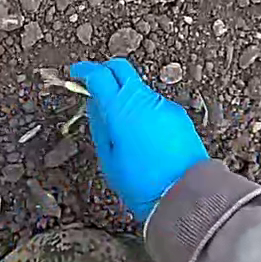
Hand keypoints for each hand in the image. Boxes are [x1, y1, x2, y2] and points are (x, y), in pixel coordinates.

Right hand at [69, 58, 208, 220]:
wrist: (183, 193)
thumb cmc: (144, 184)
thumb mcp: (109, 159)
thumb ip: (100, 127)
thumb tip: (94, 105)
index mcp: (121, 110)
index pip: (99, 75)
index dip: (85, 71)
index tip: (77, 73)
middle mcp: (144, 101)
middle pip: (121, 68)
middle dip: (105, 71)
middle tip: (94, 83)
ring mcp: (164, 105)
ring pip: (139, 88)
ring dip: (126, 95)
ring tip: (119, 122)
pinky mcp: (178, 114)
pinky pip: (155, 104)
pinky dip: (143, 109)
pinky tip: (141, 132)